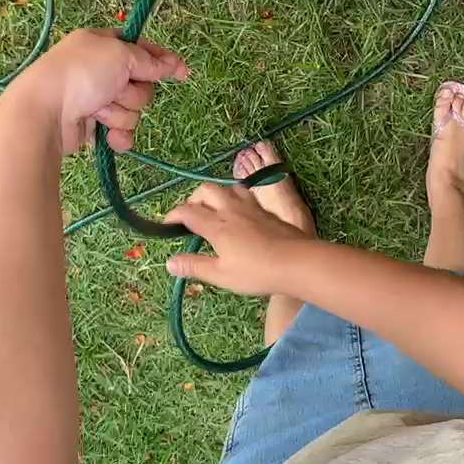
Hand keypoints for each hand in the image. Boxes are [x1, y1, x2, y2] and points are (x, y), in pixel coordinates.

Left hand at [5, 28, 187, 154]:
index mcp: (103, 45)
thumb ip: (150, 61)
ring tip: (99, 112)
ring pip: (133, 110)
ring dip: (121, 113)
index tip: (181, 72)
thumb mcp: (121, 55)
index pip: (141, 49)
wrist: (46, 111)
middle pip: (141, 84)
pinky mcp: (94, 126)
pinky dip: (118, 135)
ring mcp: (97, 99)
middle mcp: (100, 70)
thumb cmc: (82, 74)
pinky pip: (122, 132)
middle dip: (133, 92)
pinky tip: (108, 137)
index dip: (161, 60)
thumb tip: (174, 65)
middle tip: (114, 91)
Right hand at [163, 182, 314, 296]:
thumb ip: (195, 266)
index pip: (187, 212)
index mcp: (216, 226)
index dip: (173, 215)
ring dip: (215, 194)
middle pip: (205, 191)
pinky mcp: (266, 210)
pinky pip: (245, 194)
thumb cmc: (256, 272)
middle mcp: (231, 210)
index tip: (167, 225)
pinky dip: (235, 197)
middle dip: (193, 199)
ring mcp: (250, 207)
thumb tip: (169, 262)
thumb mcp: (221, 275)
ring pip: (227, 187)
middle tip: (191, 216)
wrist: (297, 261)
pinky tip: (240, 211)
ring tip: (214, 210)